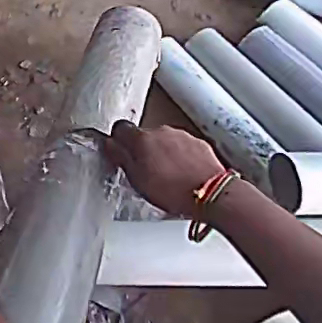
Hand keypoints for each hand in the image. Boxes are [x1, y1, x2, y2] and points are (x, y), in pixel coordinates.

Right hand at [102, 120, 226, 216]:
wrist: (211, 194)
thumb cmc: (174, 190)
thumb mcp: (137, 180)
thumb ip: (121, 158)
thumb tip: (111, 145)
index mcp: (141, 139)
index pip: (120, 128)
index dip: (118, 140)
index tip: (119, 151)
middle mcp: (161, 131)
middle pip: (144, 135)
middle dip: (143, 149)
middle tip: (145, 171)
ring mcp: (181, 136)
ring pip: (164, 140)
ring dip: (162, 153)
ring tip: (167, 177)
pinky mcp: (199, 143)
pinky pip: (183, 146)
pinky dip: (180, 156)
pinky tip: (182, 174)